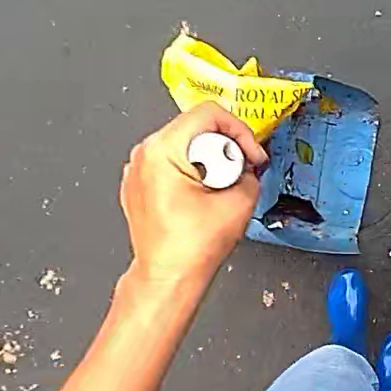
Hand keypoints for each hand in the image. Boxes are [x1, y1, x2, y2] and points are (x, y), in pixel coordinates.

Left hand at [120, 103, 269, 286]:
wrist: (168, 276)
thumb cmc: (191, 248)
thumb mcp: (240, 204)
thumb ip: (251, 174)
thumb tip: (249, 166)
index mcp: (163, 151)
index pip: (209, 114)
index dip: (241, 132)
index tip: (252, 155)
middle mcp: (144, 154)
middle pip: (196, 128)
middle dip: (226, 149)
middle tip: (241, 173)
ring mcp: (138, 169)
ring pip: (186, 145)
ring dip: (211, 161)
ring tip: (221, 190)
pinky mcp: (140, 184)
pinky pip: (173, 164)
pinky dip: (194, 173)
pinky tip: (204, 198)